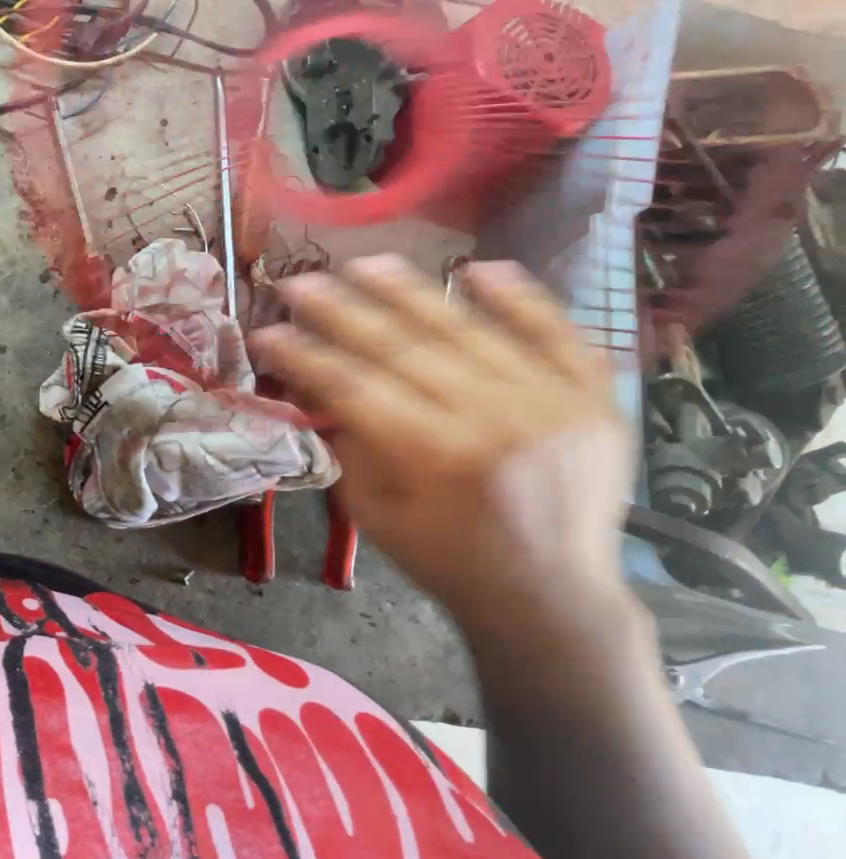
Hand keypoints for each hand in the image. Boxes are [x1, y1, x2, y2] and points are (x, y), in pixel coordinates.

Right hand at [249, 255, 634, 638]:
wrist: (551, 594)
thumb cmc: (445, 558)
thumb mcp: (373, 513)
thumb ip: (351, 445)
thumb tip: (319, 389)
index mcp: (434, 456)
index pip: (353, 387)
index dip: (304, 356)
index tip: (266, 332)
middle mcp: (494, 419)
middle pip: (403, 348)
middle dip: (342, 312)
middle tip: (299, 283)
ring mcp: (550, 402)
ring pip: (469, 331)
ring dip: (411, 293)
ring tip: (366, 263)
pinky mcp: (592, 399)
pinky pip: (556, 336)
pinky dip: (519, 300)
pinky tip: (480, 269)